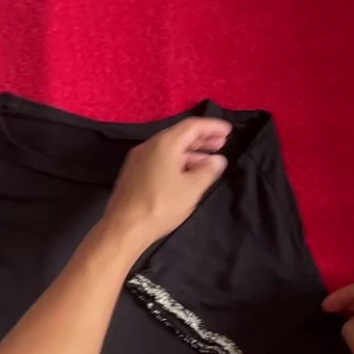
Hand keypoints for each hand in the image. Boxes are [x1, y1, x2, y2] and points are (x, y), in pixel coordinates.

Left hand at [102, 118, 230, 248]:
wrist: (124, 227)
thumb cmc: (161, 205)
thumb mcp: (192, 189)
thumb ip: (208, 171)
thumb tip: (218, 159)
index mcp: (164, 143)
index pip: (192, 126)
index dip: (212, 126)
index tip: (228, 131)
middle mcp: (149, 145)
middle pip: (179, 135)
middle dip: (202, 139)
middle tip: (221, 144)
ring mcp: (138, 159)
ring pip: (168, 149)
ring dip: (190, 153)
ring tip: (208, 161)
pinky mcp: (133, 173)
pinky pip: (159, 159)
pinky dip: (176, 161)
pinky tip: (186, 174)